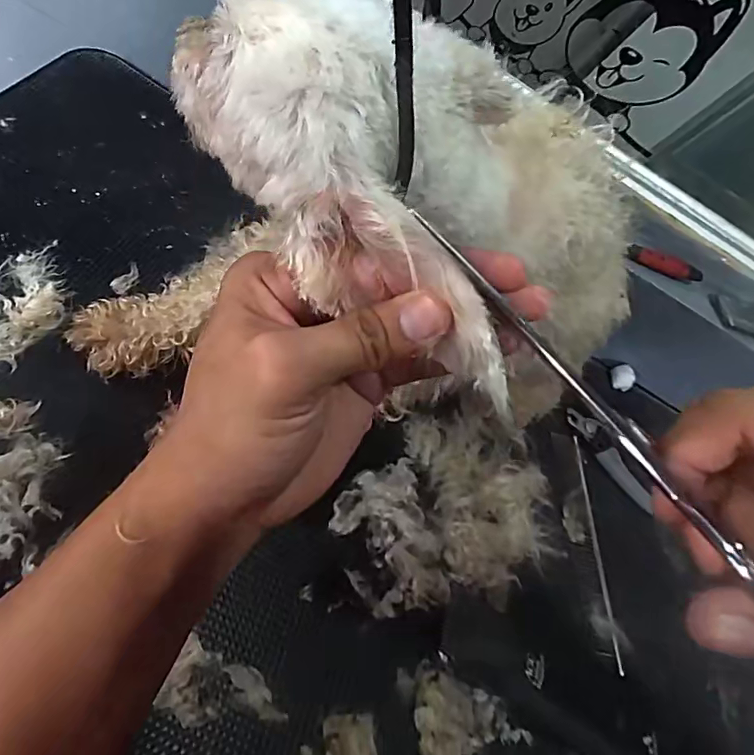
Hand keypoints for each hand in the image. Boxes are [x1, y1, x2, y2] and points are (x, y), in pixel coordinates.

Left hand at [148, 250, 548, 534]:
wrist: (224, 505)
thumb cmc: (234, 426)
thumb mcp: (287, 371)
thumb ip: (362, 336)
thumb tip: (438, 309)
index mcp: (282, 277)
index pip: (354, 249)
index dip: (411, 255)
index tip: (466, 266)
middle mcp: (318, 297)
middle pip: (394, 278)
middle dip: (455, 279)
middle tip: (518, 279)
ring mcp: (347, 337)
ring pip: (413, 316)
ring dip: (468, 316)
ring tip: (529, 311)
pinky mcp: (368, 376)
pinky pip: (417, 357)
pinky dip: (455, 354)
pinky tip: (500, 347)